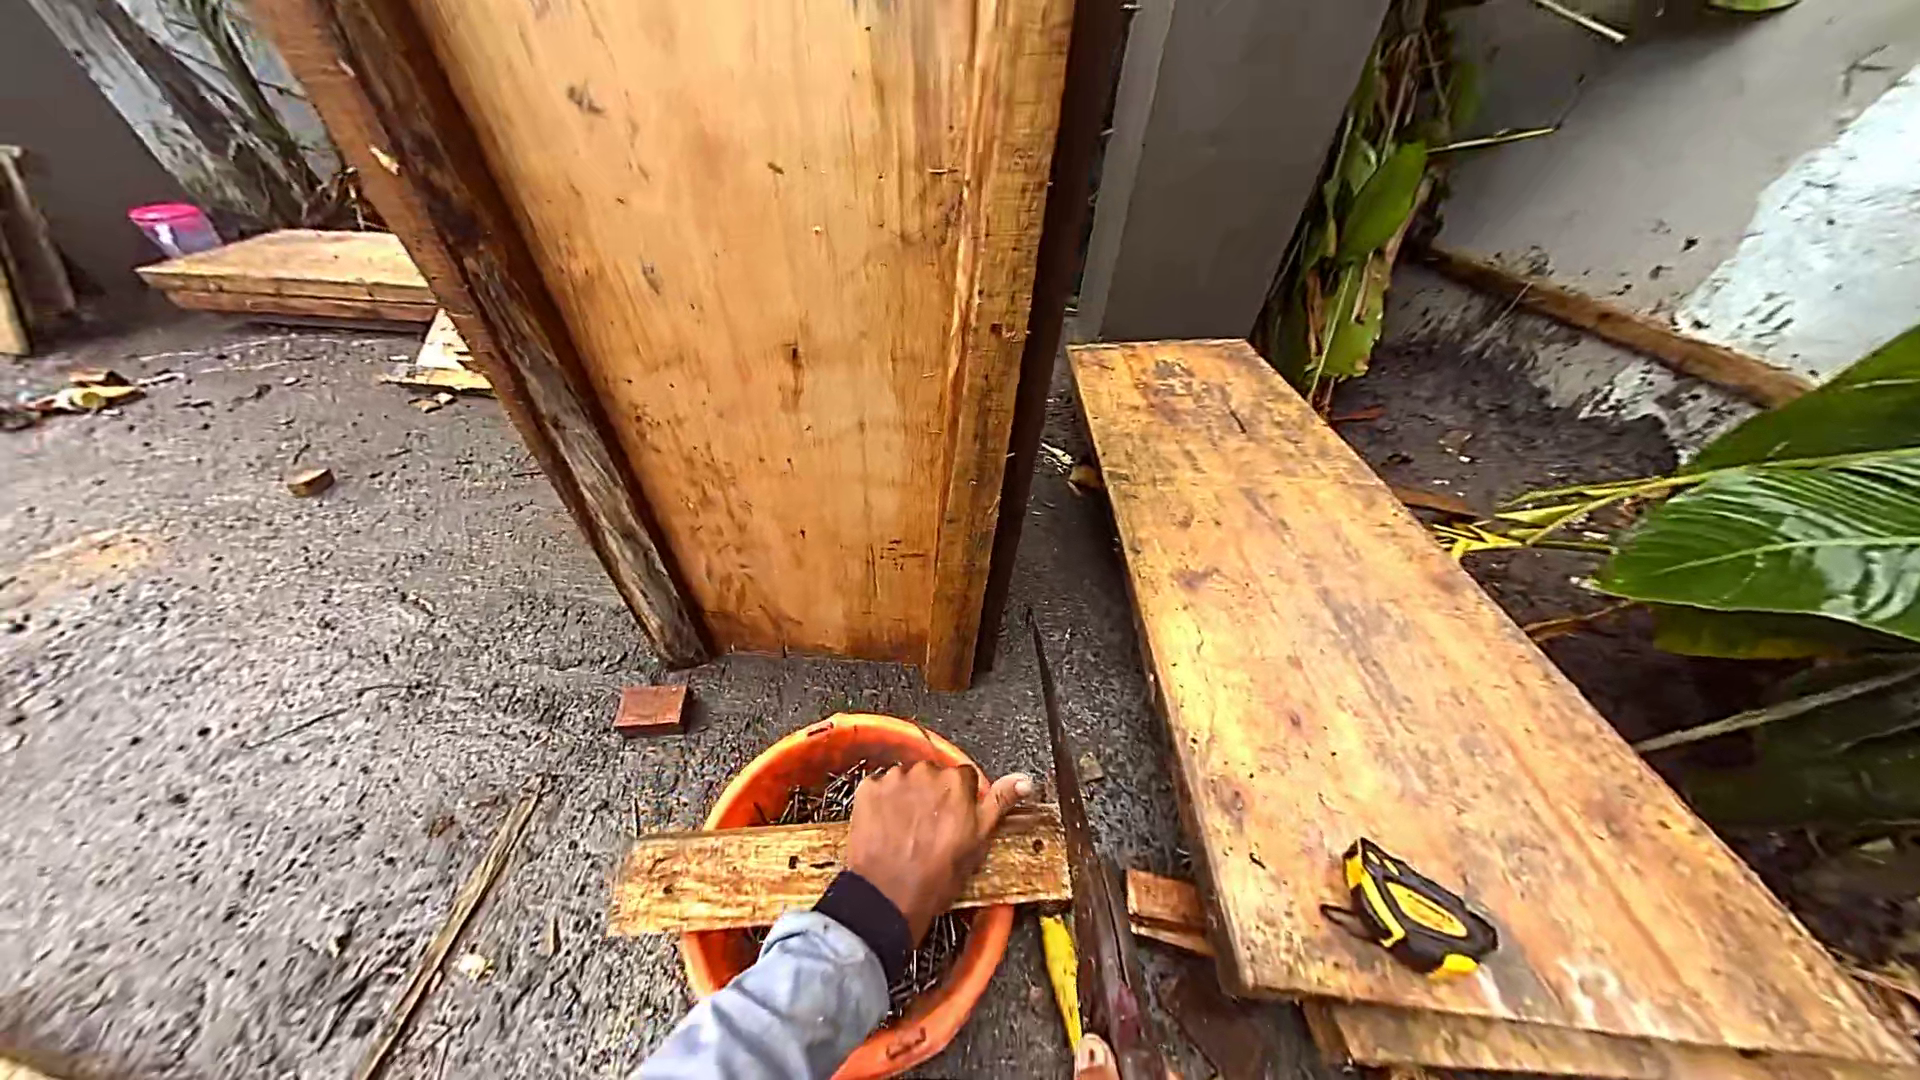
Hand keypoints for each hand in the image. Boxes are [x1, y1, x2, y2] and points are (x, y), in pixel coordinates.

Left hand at [843, 761, 1033, 942]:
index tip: (955, 817)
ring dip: (907, 796)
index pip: (964, 777)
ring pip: (906, 779)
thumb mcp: (978, 842)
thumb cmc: (936, 876)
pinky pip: (879, 787)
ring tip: (905, 830)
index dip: (960, 799)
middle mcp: (926, 772)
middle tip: (929, 827)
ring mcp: (895, 778)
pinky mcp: (868, 788)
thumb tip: (1024, 780)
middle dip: (933, 794)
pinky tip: (885, 827)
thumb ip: (1000, 802)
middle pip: (933, 775)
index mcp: (956, 783)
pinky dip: (882, 802)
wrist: (887, 896)